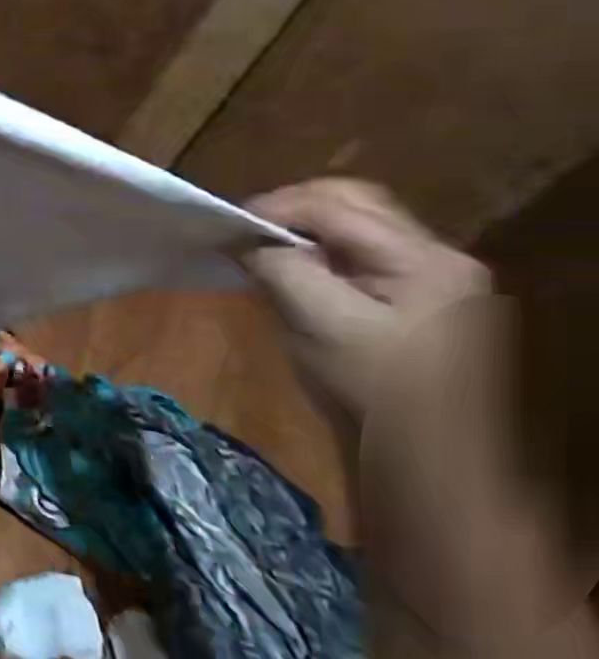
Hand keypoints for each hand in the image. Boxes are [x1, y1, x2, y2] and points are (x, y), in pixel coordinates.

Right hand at [241, 179, 493, 419]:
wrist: (425, 457)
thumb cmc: (371, 386)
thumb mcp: (316, 319)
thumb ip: (279, 265)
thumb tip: (242, 238)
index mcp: (422, 258)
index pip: (332, 205)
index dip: (272, 208)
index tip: (225, 227)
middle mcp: (435, 256)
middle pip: (350, 203)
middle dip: (289, 209)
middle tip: (245, 233)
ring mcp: (430, 278)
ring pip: (353, 224)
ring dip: (301, 229)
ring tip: (262, 251)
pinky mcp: (414, 298)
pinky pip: (357, 252)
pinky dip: (317, 251)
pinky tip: (291, 272)